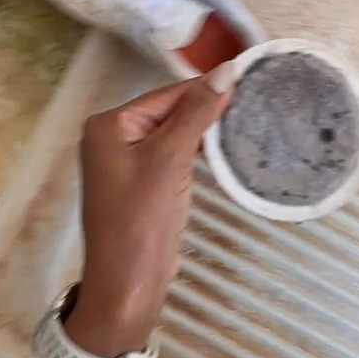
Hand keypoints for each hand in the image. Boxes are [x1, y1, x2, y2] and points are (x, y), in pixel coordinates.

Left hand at [69, 72, 231, 355]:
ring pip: (171, 134)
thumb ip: (196, 114)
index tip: (246, 77)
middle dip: (204, 109)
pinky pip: (170, 157)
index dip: (205, 88)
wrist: (128, 286)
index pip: (164, 95)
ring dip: (202, 131)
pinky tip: (221, 150)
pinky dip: (194, 152)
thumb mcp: (170, 160)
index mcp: (107, 125)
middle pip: (167, 112)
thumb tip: (225, 71)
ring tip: (243, 120)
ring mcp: (124, 163)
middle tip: (251, 100)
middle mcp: (110, 138)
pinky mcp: (140, 185)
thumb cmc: (141, 221)